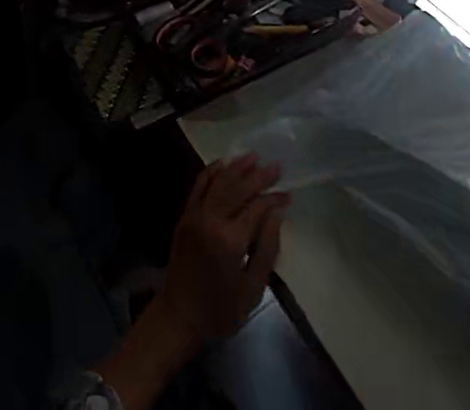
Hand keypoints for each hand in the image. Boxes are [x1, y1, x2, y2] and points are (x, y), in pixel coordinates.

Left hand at [93, 154, 289, 409]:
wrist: (182, 313)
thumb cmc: (223, 307)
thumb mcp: (254, 286)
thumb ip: (267, 247)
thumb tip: (276, 213)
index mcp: (231, 240)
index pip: (257, 208)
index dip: (274, 199)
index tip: (288, 194)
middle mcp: (210, 220)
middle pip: (237, 188)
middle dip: (258, 176)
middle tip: (276, 166)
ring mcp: (194, 215)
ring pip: (217, 182)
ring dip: (235, 167)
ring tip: (253, 156)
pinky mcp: (185, 215)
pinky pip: (198, 187)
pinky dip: (210, 172)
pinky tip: (223, 163)